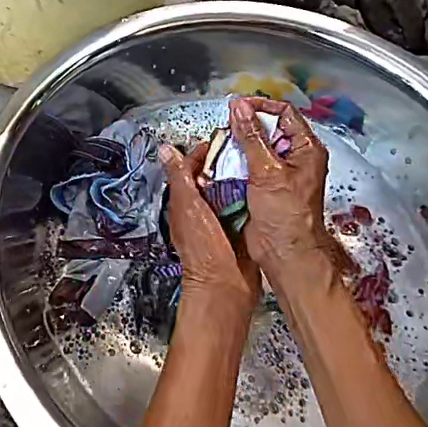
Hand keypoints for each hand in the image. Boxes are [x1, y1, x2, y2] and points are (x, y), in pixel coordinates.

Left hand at [158, 141, 260, 310]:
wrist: (225, 286)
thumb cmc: (203, 251)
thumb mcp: (188, 207)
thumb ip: (180, 178)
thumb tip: (164, 150)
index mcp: (184, 202)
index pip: (191, 167)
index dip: (203, 152)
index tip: (221, 140)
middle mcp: (201, 210)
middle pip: (213, 177)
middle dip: (226, 163)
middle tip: (243, 150)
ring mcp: (221, 220)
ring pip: (230, 191)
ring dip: (241, 179)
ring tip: (255, 164)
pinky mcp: (239, 230)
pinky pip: (246, 207)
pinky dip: (252, 198)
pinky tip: (263, 190)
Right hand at [229, 97, 342, 297]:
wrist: (284, 253)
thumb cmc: (286, 216)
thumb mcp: (267, 170)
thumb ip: (251, 136)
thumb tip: (239, 108)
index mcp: (306, 149)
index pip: (284, 113)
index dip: (260, 106)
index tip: (238, 106)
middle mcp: (294, 158)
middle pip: (267, 129)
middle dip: (244, 127)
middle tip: (226, 128)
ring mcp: (278, 173)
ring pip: (254, 148)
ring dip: (236, 146)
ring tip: (221, 146)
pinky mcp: (264, 186)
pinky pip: (246, 166)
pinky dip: (233, 163)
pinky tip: (220, 164)